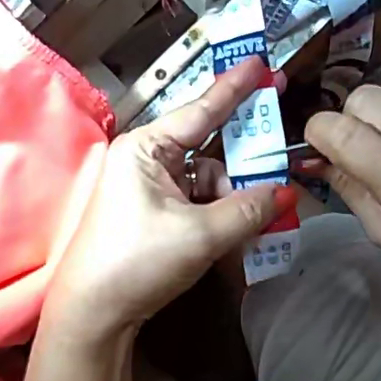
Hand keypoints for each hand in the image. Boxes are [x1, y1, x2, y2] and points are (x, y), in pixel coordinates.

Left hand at [41, 57, 295, 349]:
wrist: (93, 316)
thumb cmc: (137, 261)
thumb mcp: (201, 234)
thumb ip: (250, 209)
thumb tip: (287, 191)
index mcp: (146, 148)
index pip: (200, 110)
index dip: (235, 88)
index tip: (262, 64)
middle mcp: (146, 161)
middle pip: (210, 150)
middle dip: (243, 165)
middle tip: (277, 164)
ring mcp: (149, 189)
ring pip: (209, 181)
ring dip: (235, 199)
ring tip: (256, 224)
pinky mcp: (154, 215)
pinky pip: (199, 203)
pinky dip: (221, 215)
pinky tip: (238, 234)